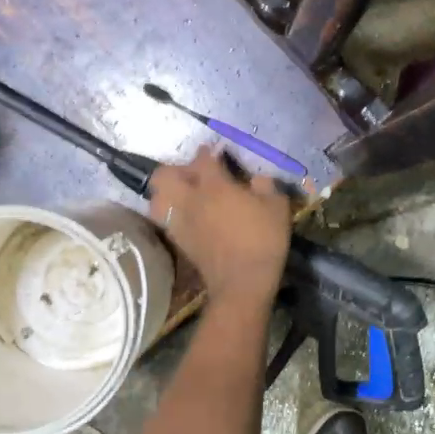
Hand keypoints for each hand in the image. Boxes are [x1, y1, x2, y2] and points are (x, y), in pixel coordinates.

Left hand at [150, 147, 290, 306]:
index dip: (209, 152)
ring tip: (186, 195)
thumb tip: (256, 179)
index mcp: (214, 185)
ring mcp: (180, 221)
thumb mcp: (277, 206)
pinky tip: (190, 216)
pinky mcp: (178, 240)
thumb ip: (266, 185)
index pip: (203, 159)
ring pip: (157, 197)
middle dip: (178, 169)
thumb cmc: (263, 240)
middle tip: (196, 175)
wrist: (243, 282)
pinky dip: (173, 212)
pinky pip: (166, 218)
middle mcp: (190, 199)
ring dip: (168, 191)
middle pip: (165, 174)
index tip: (216, 151)